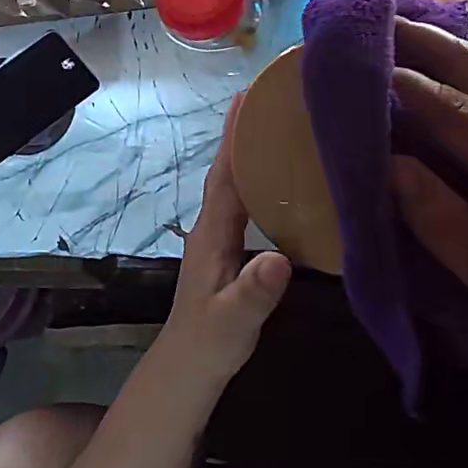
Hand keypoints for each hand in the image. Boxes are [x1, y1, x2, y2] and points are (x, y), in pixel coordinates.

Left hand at [160, 94, 291, 383]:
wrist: (188, 367)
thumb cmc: (209, 343)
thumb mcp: (234, 322)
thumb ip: (253, 293)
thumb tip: (279, 258)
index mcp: (212, 234)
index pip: (223, 177)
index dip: (233, 139)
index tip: (245, 100)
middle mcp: (211, 227)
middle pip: (226, 172)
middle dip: (241, 136)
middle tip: (268, 102)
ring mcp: (217, 237)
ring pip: (233, 186)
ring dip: (247, 156)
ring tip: (276, 130)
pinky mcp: (226, 249)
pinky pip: (242, 204)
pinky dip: (254, 183)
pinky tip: (276, 183)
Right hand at [388, 18, 467, 332]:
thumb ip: (442, 222)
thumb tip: (395, 165)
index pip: (465, 115)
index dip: (418, 88)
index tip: (374, 68)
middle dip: (428, 43)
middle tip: (380, 23)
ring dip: (445, 41)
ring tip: (398, 26)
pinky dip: (466, 53)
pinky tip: (437, 48)